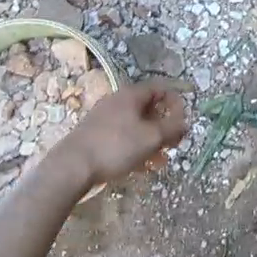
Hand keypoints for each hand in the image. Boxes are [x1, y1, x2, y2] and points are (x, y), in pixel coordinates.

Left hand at [63, 86, 187, 183]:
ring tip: (159, 161)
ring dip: (150, 141)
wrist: (71, 166)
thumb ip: (172, 128)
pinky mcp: (94, 135)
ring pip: (135, 125)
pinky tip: (139, 166)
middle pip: (148, 108)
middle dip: (163, 127)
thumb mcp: (151, 137)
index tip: (181, 123)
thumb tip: (185, 123)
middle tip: (172, 144)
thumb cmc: (116, 146)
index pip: (161, 89)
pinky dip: (134, 147)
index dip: (176, 104)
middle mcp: (117, 101)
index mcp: (131, 95)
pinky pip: (122, 136)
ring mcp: (103, 118)